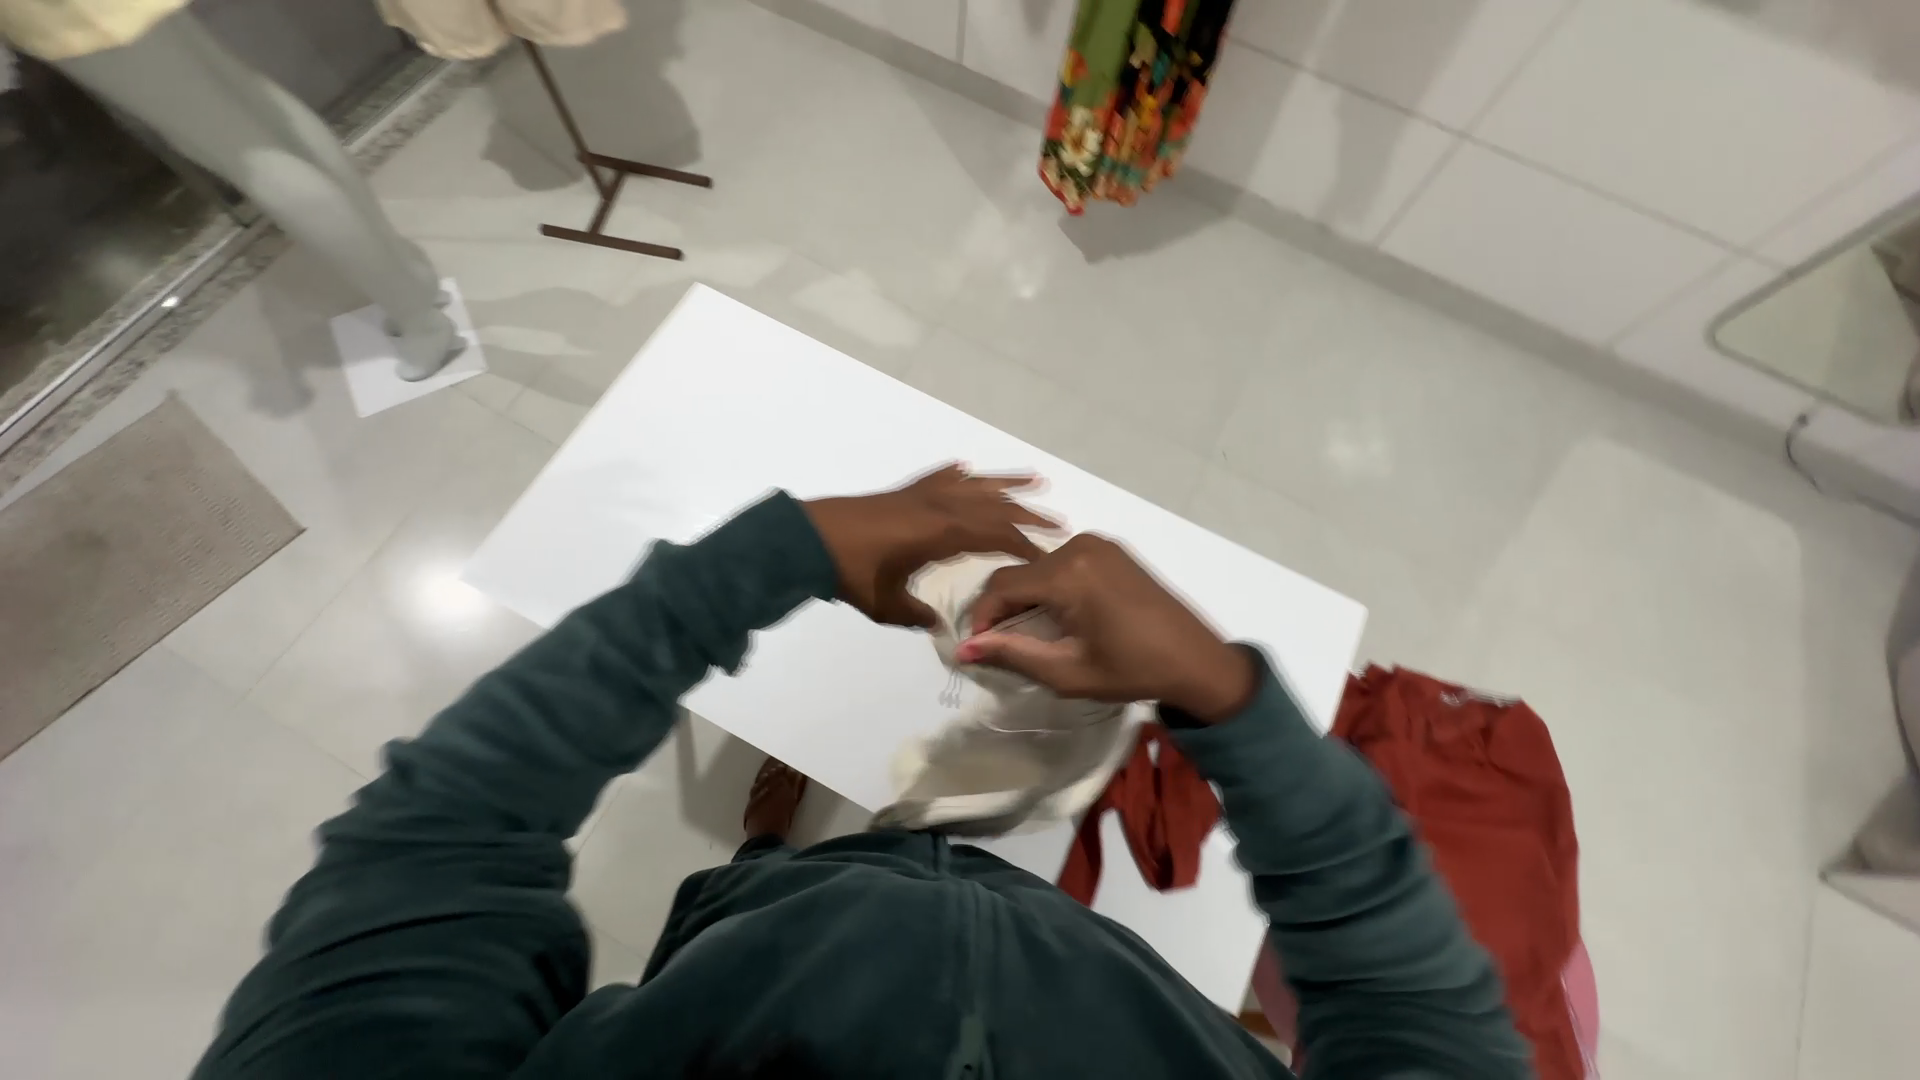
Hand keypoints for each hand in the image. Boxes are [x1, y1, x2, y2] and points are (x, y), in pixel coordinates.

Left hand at [803, 464, 1059, 628]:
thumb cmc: (851, 573)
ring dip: (1005, 484)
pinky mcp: (903, 492)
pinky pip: (938, 477)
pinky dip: (956, 474)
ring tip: (1035, 481)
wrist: (809, 539)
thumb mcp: (888, 604)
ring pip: (974, 485)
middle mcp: (941, 507)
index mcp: (944, 533)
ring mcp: (922, 495)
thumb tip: (937, 626)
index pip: (997, 535)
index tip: (1048, 556)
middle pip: (994, 506)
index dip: (1025, 546)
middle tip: (1057, 522)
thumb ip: (917, 615)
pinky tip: (966, 469)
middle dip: (1028, 514)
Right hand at [953, 534, 1256, 722]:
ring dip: (1026, 597)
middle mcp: (1079, 546)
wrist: (1196, 660)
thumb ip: (1013, 654)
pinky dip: (1050, 587)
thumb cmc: (1132, 671)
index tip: (977, 648)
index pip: (1000, 586)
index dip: (982, 616)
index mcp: (1068, 573)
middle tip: (1002, 645)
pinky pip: (1063, 563)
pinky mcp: (1111, 549)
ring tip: (1032, 634)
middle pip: (1019, 574)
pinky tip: (1059, 616)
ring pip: (1038, 567)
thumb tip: (963, 650)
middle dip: (1003, 608)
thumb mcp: (1067, 671)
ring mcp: (1098, 543)